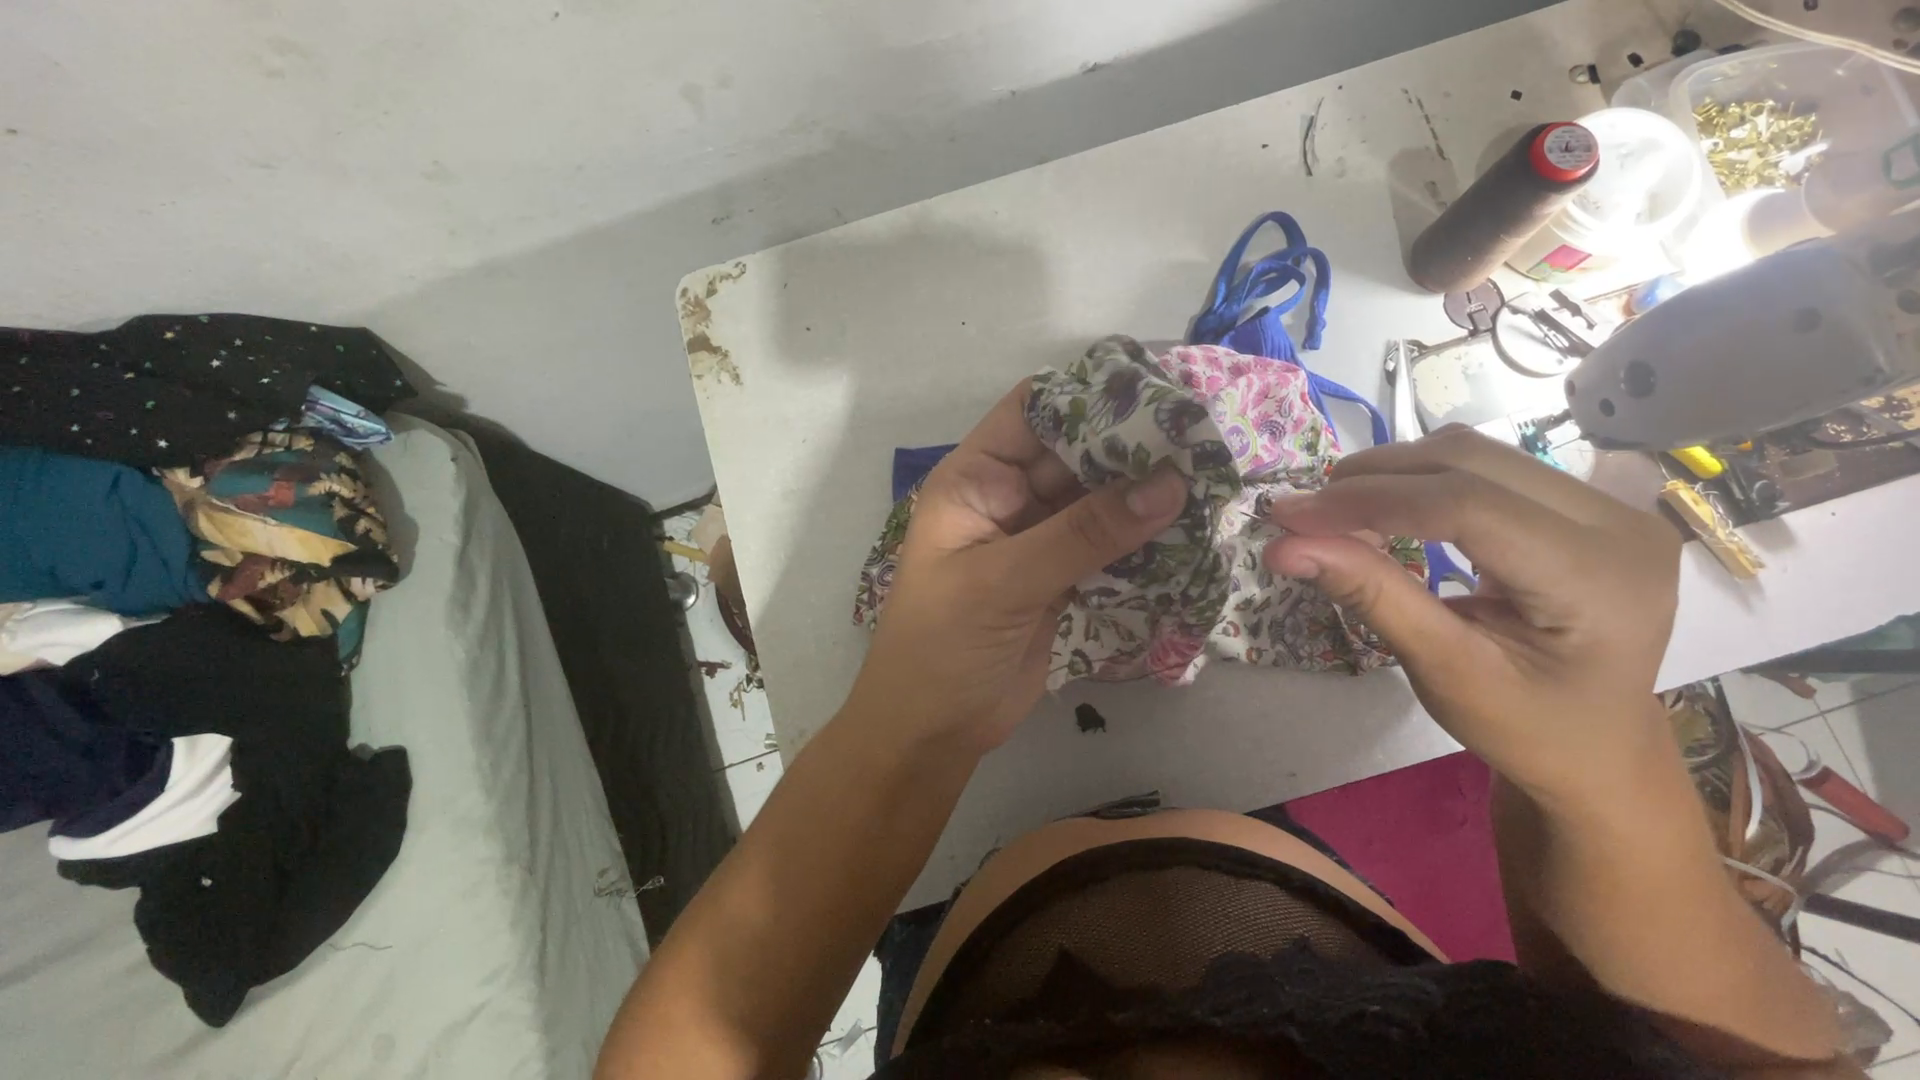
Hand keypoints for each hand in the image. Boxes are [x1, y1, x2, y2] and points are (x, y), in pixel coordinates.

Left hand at [847, 381, 1187, 751]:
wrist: (932, 731)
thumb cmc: (942, 647)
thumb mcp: (1004, 582)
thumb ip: (1084, 534)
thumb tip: (1170, 485)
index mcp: (974, 480)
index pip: (1032, 411)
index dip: (1089, 395)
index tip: (1158, 390)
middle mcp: (1006, 498)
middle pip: (1074, 453)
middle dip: (1131, 444)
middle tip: (1204, 432)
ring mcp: (1035, 539)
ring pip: (1096, 499)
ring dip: (1143, 490)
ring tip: (1211, 470)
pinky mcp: (1059, 577)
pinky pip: (1106, 543)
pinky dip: (1141, 535)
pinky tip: (1189, 525)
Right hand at [1264, 427, 1682, 804]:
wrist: (1599, 748)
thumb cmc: (1526, 727)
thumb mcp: (1444, 671)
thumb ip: (1373, 597)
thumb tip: (1285, 546)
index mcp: (1598, 577)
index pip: (1467, 506)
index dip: (1369, 501)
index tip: (1289, 515)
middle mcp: (1617, 521)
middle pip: (1471, 463)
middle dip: (1372, 479)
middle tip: (1301, 513)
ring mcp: (1607, 505)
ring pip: (1475, 454)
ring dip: (1392, 473)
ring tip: (1334, 512)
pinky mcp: (1584, 503)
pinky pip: (1488, 468)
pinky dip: (1420, 481)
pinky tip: (1383, 508)